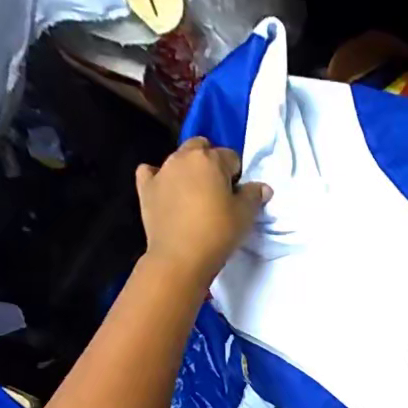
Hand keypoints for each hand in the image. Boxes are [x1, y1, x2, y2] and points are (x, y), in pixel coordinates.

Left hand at [135, 137, 271, 284]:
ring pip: (177, 160)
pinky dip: (157, 177)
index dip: (236, 176)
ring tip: (193, 197)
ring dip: (187, 170)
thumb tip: (262, 187)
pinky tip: (164, 190)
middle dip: (209, 163)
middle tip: (216, 192)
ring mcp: (162, 171)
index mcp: (211, 159)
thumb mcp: (245, 216)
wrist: (180, 258)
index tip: (236, 196)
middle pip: (201, 148)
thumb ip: (254, 196)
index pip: (231, 157)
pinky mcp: (145, 189)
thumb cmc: (217, 233)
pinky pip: (149, 172)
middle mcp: (184, 157)